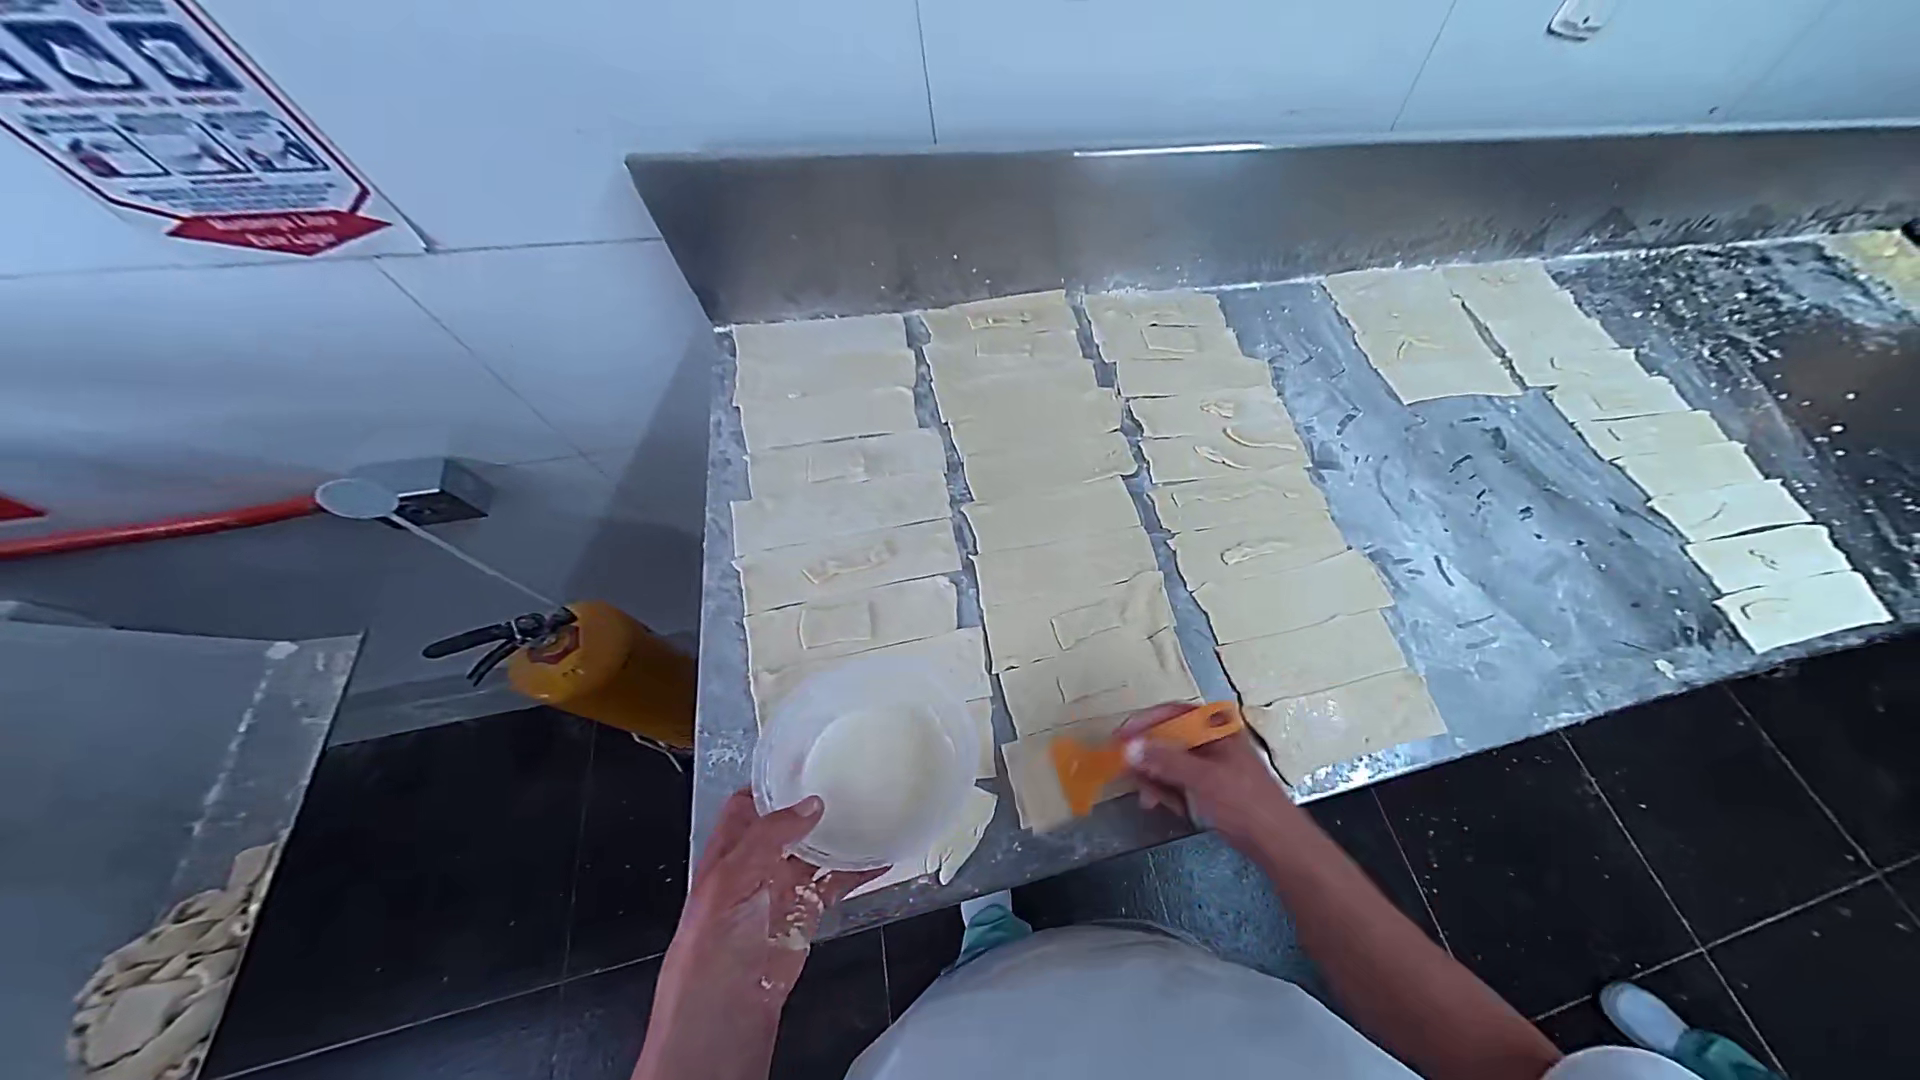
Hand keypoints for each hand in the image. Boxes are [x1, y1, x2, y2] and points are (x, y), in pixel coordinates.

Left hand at [638, 791, 881, 1079]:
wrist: (723, 1016)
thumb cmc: (711, 945)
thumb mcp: (731, 880)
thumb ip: (769, 837)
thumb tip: (811, 803)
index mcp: (730, 849)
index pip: (748, 801)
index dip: (771, 780)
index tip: (804, 758)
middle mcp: (757, 863)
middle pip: (787, 822)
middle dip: (812, 801)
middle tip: (846, 774)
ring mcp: (783, 887)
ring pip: (815, 849)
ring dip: (839, 831)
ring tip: (870, 805)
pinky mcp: (806, 912)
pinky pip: (834, 882)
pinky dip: (858, 869)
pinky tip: (881, 855)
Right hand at [1119, 703, 1300, 848]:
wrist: (1280, 846)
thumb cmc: (1246, 805)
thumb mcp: (1202, 779)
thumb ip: (1165, 761)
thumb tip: (1130, 747)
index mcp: (1217, 729)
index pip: (1173, 713)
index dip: (1145, 722)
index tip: (1122, 736)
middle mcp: (1212, 742)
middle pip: (1168, 738)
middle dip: (1147, 757)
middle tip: (1127, 770)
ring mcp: (1211, 765)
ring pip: (1170, 762)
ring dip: (1154, 778)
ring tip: (1147, 798)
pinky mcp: (1209, 787)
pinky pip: (1177, 781)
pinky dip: (1165, 790)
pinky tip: (1160, 804)